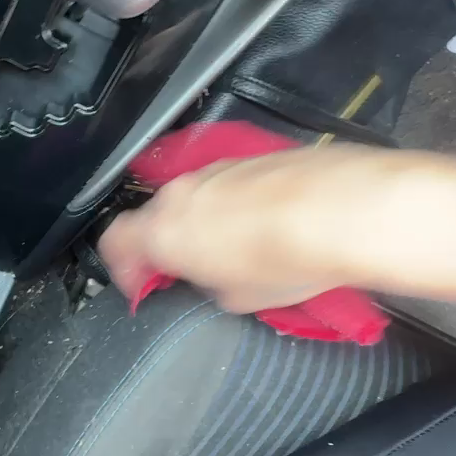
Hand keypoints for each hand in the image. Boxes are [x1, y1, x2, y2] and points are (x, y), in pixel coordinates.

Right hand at [98, 147, 394, 312]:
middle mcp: (180, 193)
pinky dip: (233, 205)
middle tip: (187, 270)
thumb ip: (207, 285)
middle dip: (166, 244)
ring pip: (191, 198)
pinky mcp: (248, 159)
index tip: (140, 284)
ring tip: (235, 250)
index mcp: (162, 231)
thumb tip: (215, 280)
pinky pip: (225, 184)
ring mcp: (214, 171)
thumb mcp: (235, 297)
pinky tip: (264, 227)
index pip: (114, 243)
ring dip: (201, 223)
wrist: (341, 210)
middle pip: (154, 217)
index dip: (123, 269)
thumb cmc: (285, 257)